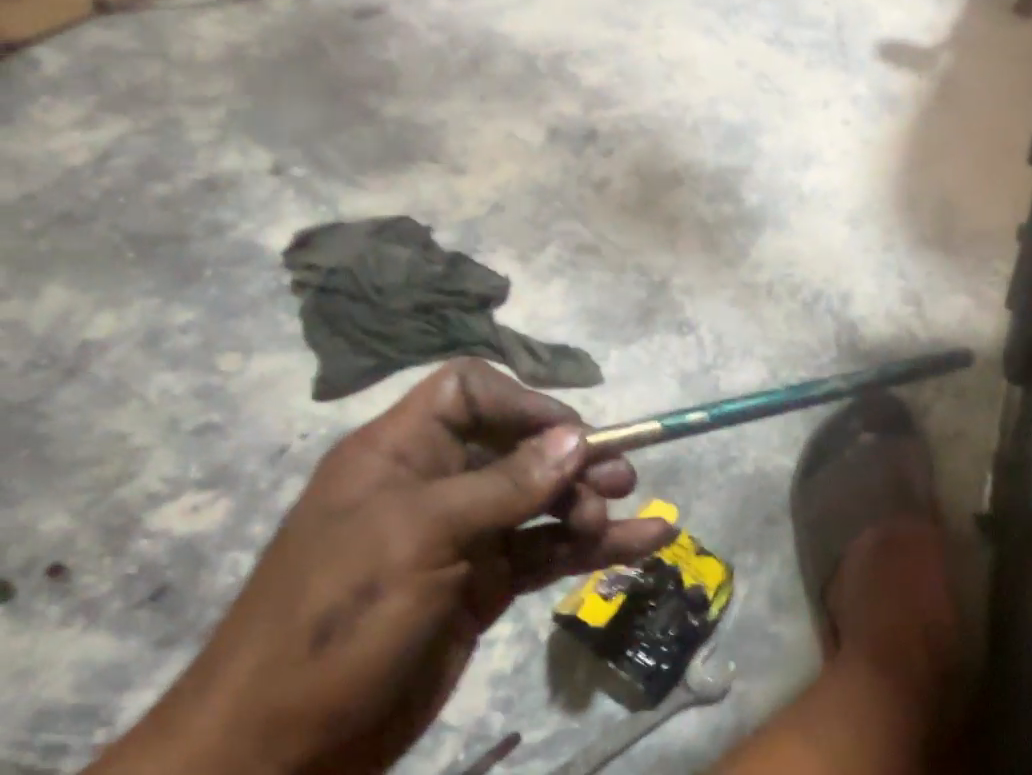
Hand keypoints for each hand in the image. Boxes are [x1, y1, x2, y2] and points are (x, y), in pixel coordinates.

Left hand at [88, 359, 676, 774]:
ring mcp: (463, 538)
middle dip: (574, 459)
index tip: (569, 437)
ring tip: (621, 518)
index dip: (523, 403)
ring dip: (590, 503)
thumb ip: (505, 485)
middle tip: (616, 482)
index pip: (469, 394)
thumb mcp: (418, 538)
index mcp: (400, 456)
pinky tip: (648, 542)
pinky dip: (596, 547)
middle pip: (521, 446)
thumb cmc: (338, 621)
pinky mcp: (485, 586)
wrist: (282, 749)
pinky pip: (551, 551)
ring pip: (544, 500)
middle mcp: (436, 486)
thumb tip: (577, 438)